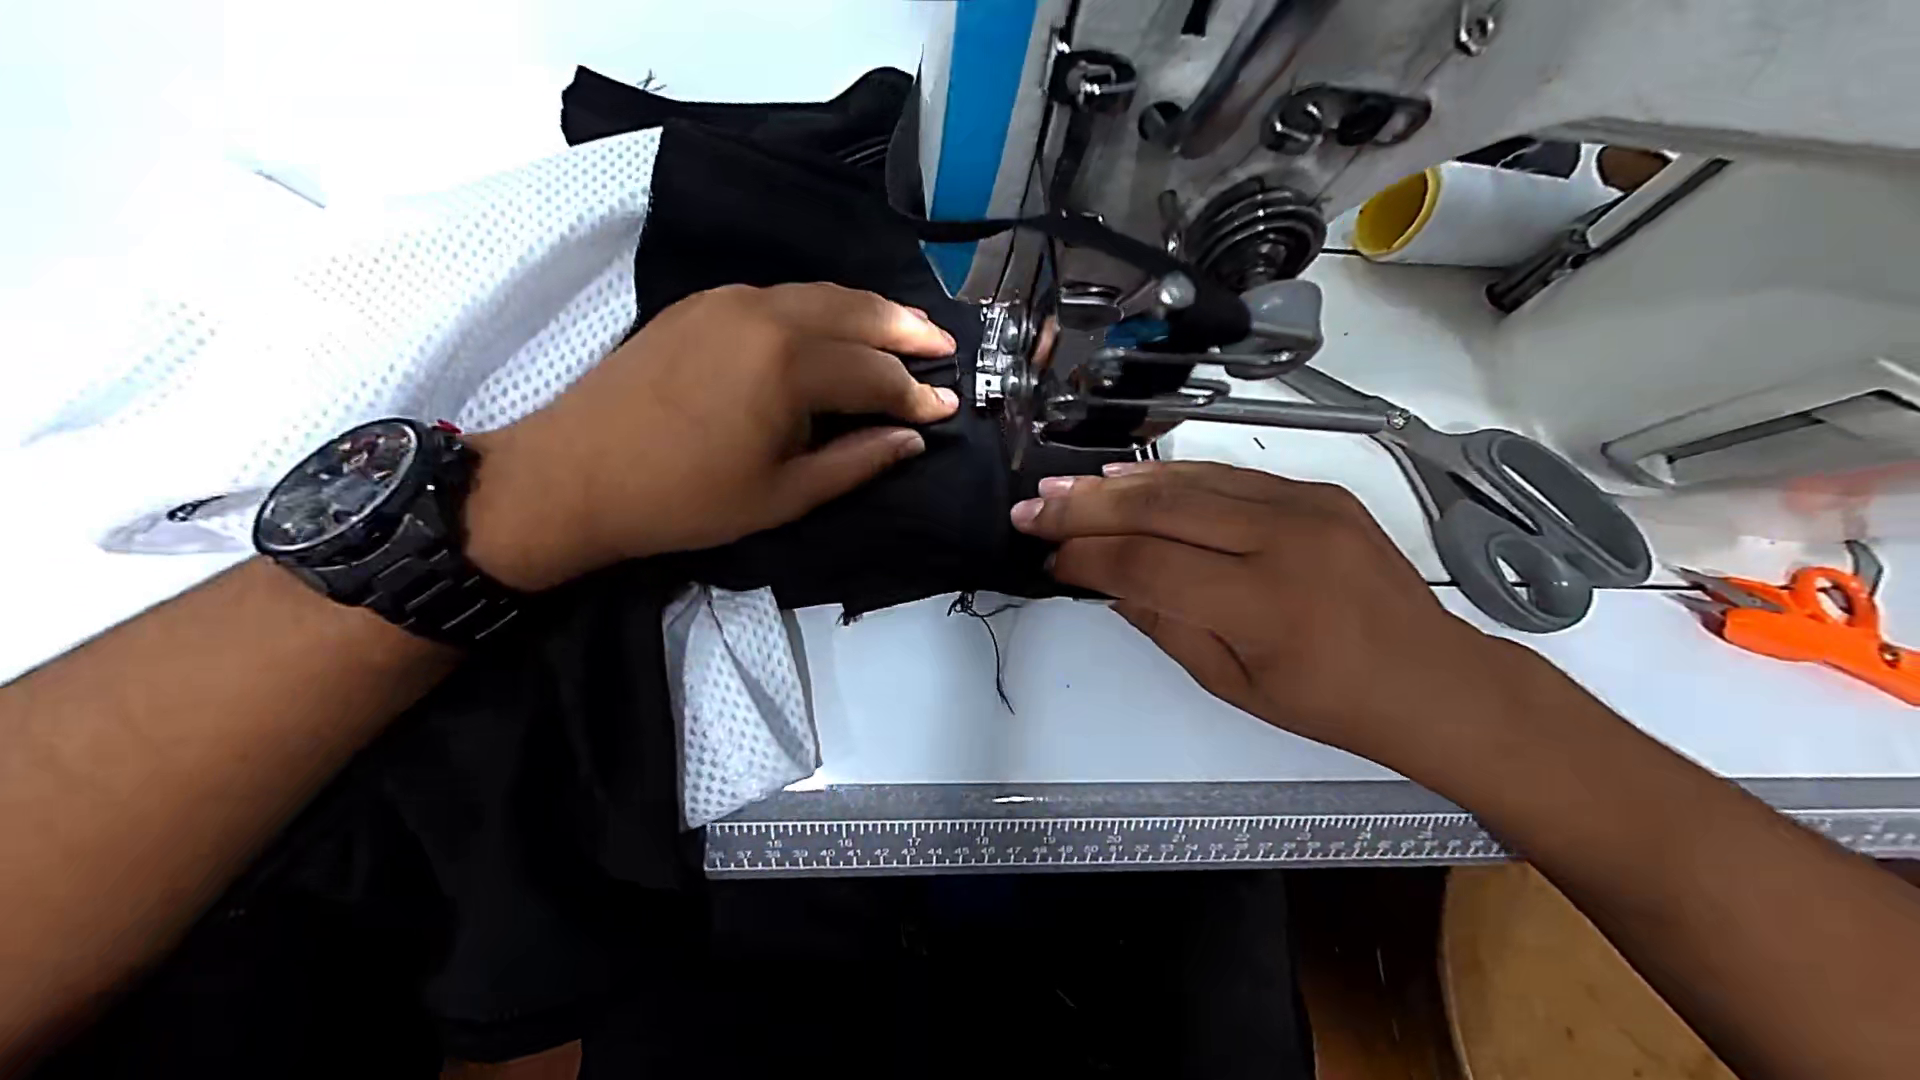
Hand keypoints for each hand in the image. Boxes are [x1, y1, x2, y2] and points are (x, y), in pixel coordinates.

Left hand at [466, 282, 959, 588]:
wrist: (576, 473)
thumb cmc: (686, 499)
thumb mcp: (784, 496)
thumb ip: (856, 461)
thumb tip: (912, 439)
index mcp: (788, 365)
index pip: (876, 372)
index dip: (917, 393)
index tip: (947, 406)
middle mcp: (766, 313)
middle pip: (858, 311)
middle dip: (907, 329)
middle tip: (943, 345)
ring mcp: (730, 300)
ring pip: (821, 293)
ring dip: (868, 311)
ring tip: (903, 330)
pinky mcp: (703, 303)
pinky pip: (783, 294)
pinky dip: (824, 308)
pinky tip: (835, 328)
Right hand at [1010, 460, 1534, 769]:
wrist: (1435, 677)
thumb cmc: (1331, 702)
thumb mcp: (1234, 684)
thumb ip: (1165, 626)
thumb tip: (1109, 582)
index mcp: (1264, 603)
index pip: (1149, 564)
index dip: (1088, 557)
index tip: (1048, 555)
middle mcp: (1284, 540)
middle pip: (1161, 510)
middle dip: (1086, 508)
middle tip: (1033, 506)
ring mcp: (1306, 506)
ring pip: (1189, 481)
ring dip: (1119, 484)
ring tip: (1067, 489)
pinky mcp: (1317, 490)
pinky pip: (1227, 476)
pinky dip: (1171, 475)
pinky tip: (1130, 478)